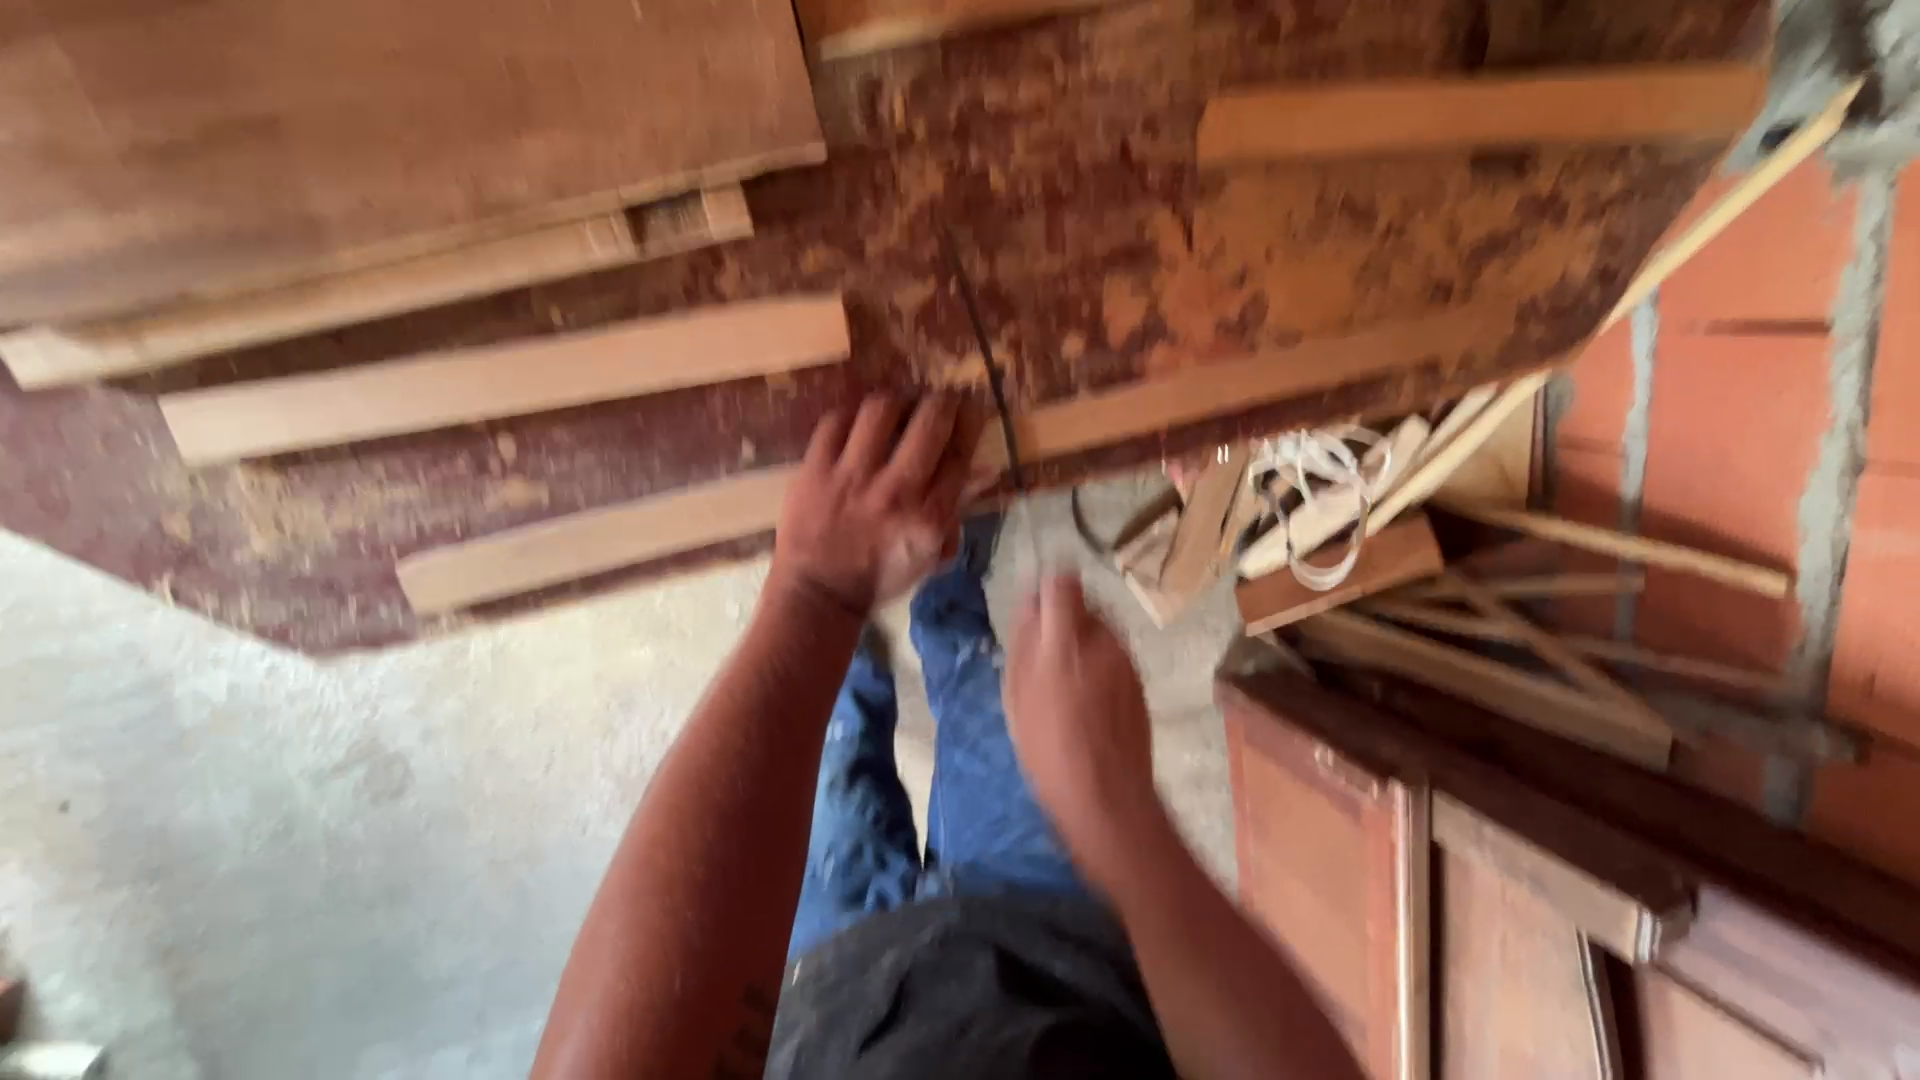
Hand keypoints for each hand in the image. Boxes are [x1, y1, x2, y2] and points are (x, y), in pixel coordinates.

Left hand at [772, 393, 975, 614]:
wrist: (819, 592)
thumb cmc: (880, 576)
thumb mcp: (929, 554)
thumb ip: (956, 510)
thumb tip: (986, 470)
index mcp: (929, 517)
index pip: (961, 453)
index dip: (972, 422)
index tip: (972, 410)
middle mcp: (895, 491)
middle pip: (931, 420)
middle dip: (945, 400)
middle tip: (942, 399)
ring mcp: (852, 477)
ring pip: (882, 409)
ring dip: (898, 400)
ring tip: (901, 404)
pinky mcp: (815, 469)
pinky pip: (836, 421)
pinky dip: (852, 414)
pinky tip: (860, 420)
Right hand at [1005, 575, 1170, 884]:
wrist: (1107, 796)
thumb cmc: (1048, 750)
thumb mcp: (1017, 696)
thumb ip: (1025, 643)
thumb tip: (1030, 606)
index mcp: (1066, 639)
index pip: (1062, 582)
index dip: (1047, 586)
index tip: (1034, 604)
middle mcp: (1104, 639)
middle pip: (1084, 602)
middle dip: (1064, 617)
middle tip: (1043, 650)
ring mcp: (1128, 659)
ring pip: (1101, 629)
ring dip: (1082, 640)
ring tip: (1064, 680)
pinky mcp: (1141, 680)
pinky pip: (1115, 654)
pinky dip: (1099, 662)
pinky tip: (1087, 697)